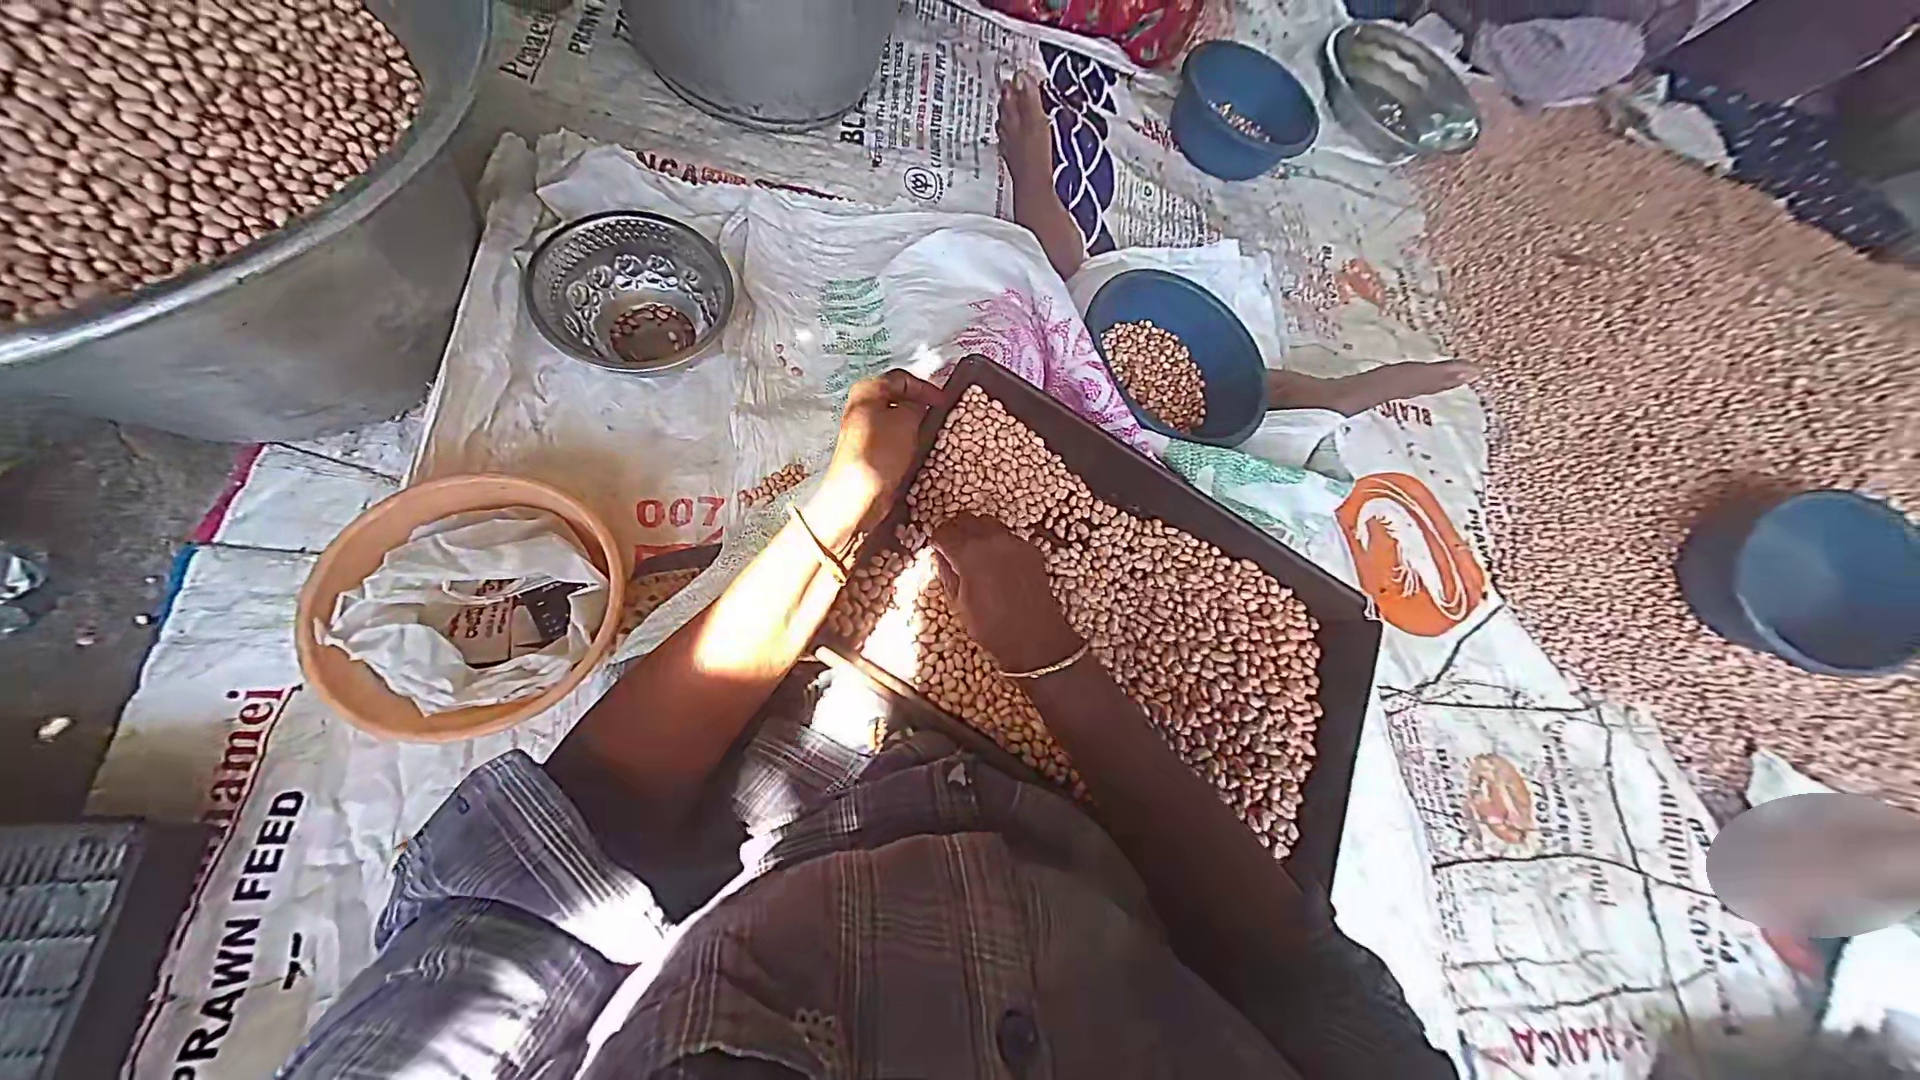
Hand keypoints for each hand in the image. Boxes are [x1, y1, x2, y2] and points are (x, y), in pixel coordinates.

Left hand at [813, 370, 942, 534]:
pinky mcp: (869, 453)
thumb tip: (921, 405)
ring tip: (934, 435)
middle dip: (921, 407)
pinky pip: (894, 442)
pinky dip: (908, 444)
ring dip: (916, 427)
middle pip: (899, 399)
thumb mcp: (907, 420)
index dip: (926, 387)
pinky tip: (919, 452)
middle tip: (941, 416)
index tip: (944, 400)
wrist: (857, 495)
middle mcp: (862, 407)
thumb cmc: (880, 452)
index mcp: (867, 390)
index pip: (903, 379)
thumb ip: (918, 405)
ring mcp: (864, 431)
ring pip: (898, 422)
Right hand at [931, 514, 1082, 672]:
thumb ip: (947, 572)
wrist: (1034, 637)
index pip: (944, 531)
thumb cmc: (991, 627)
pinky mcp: (1030, 549)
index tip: (936, 550)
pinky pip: (1006, 535)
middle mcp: (992, 540)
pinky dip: (995, 541)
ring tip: (972, 554)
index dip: (937, 541)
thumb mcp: (958, 603)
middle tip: (950, 549)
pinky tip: (994, 562)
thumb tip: (942, 556)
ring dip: (975, 532)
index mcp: (969, 553)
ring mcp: (1014, 542)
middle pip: (965, 519)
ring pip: (987, 522)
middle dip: (954, 531)